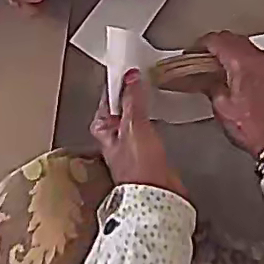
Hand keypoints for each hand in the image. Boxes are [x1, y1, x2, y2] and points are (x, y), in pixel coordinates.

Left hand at [91, 69, 183, 193]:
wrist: (157, 197)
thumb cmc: (139, 169)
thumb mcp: (134, 126)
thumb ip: (132, 100)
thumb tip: (131, 78)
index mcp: (102, 128)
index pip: (108, 96)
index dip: (120, 81)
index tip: (131, 67)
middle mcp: (114, 135)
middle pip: (121, 104)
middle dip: (132, 91)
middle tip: (144, 74)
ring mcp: (130, 142)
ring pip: (135, 114)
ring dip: (143, 103)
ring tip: (152, 88)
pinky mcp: (147, 149)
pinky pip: (148, 124)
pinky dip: (153, 115)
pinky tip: (160, 110)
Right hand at [198, 31, 263, 157]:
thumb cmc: (252, 126)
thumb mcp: (221, 106)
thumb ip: (210, 85)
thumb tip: (204, 78)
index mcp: (241, 62)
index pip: (217, 40)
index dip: (200, 44)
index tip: (191, 52)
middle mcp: (256, 58)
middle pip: (231, 38)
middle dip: (213, 43)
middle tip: (198, 55)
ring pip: (242, 43)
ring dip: (227, 48)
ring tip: (212, 62)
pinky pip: (252, 54)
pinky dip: (239, 55)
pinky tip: (230, 69)